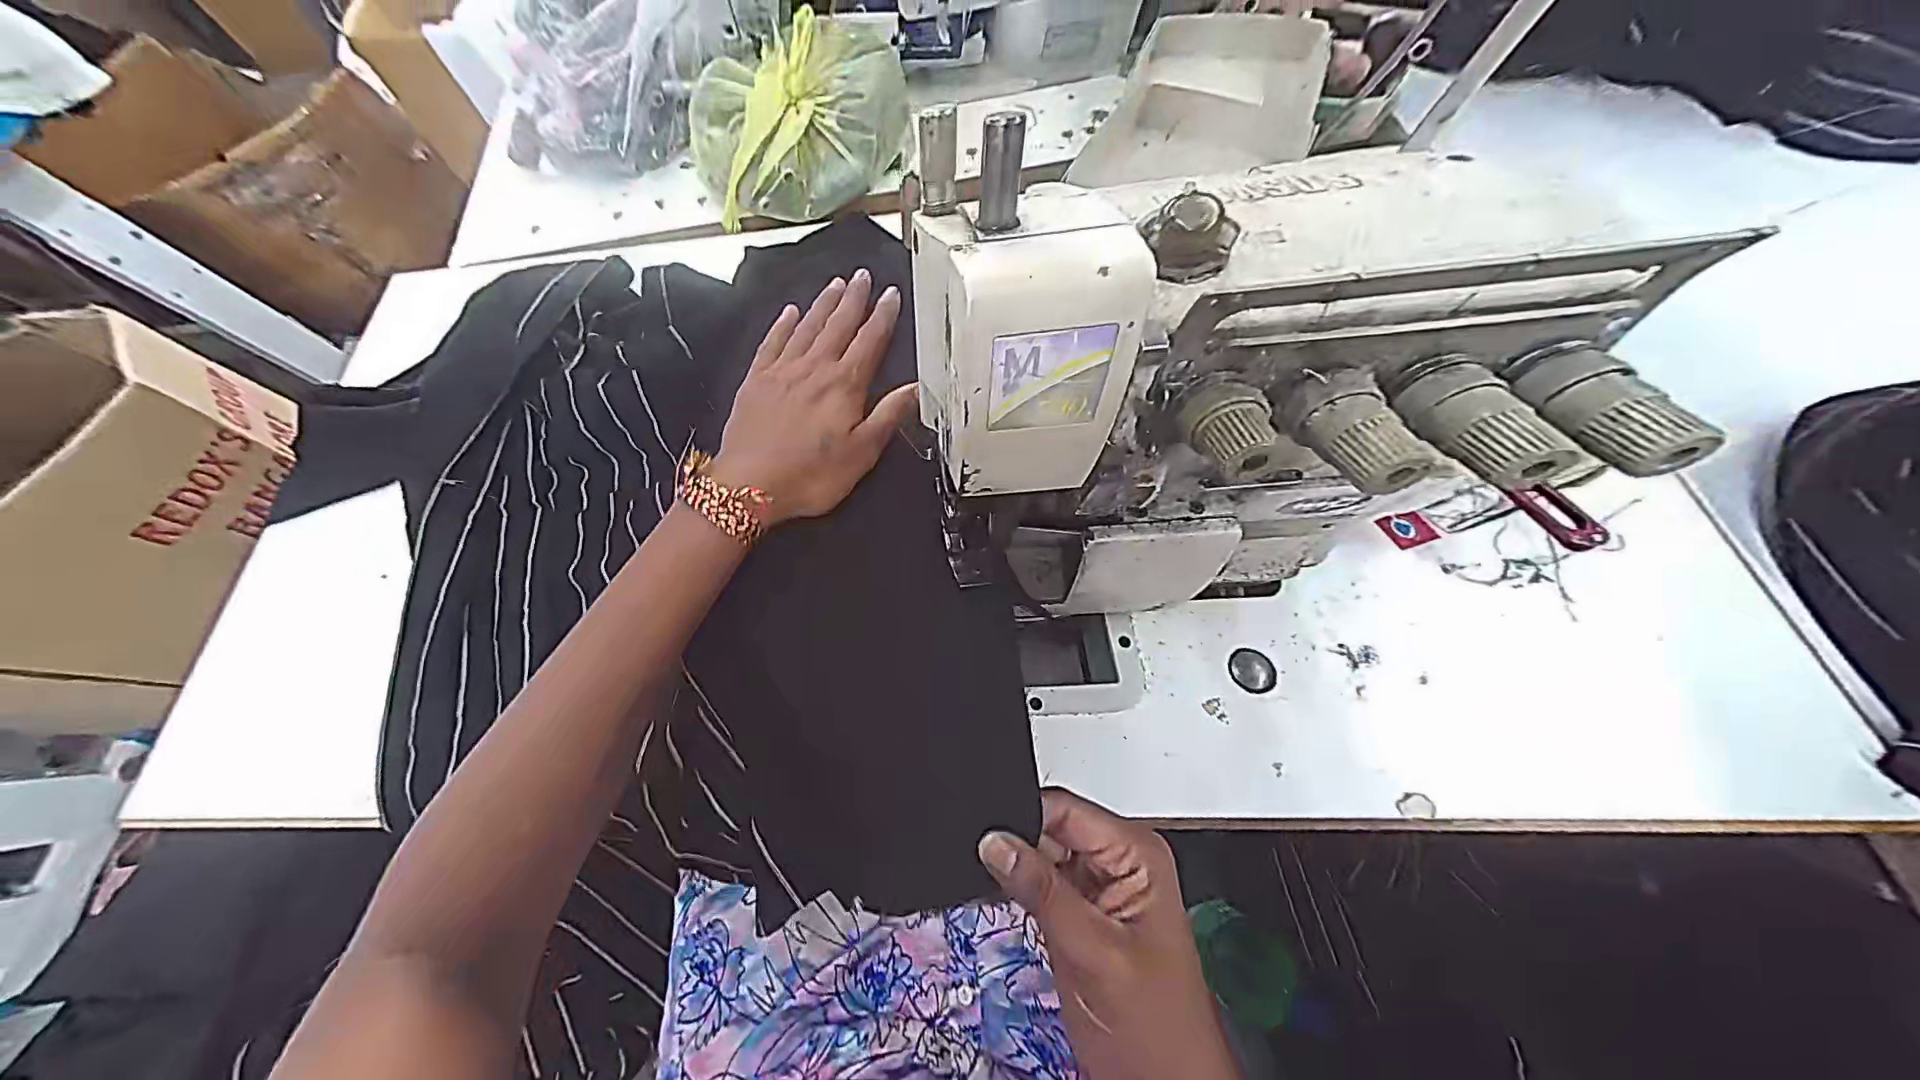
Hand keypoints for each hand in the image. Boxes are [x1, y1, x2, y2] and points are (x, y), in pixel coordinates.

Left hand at [710, 269, 917, 524]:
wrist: (749, 486)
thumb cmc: (809, 476)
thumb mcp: (862, 453)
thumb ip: (888, 415)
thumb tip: (915, 389)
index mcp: (844, 386)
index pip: (869, 341)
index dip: (882, 316)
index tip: (891, 295)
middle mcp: (813, 370)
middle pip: (838, 325)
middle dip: (854, 299)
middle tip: (863, 276)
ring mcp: (782, 372)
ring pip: (807, 327)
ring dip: (824, 304)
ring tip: (836, 284)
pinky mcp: (756, 381)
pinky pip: (773, 342)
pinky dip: (783, 324)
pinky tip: (790, 312)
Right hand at [978, 790, 1240, 1079]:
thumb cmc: (1154, 1028)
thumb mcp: (1092, 952)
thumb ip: (1041, 891)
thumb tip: (996, 842)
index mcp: (1137, 852)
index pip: (1066, 809)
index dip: (1023, 818)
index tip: (985, 837)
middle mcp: (1118, 858)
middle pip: (1050, 825)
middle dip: (1017, 844)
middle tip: (990, 870)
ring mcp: (1097, 883)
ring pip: (1040, 852)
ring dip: (1017, 870)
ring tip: (1000, 891)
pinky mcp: (1079, 907)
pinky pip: (1039, 880)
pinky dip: (1019, 889)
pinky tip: (1007, 901)